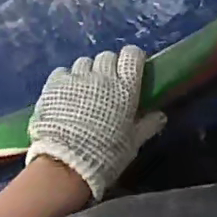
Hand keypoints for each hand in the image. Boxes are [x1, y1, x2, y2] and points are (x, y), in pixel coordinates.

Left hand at [26, 46, 166, 199]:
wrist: (67, 161)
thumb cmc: (106, 154)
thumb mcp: (132, 142)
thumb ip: (147, 125)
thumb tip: (161, 115)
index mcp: (125, 88)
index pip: (132, 56)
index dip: (132, 59)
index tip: (131, 67)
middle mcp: (101, 76)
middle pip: (107, 57)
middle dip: (108, 66)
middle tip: (107, 85)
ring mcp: (76, 78)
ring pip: (84, 62)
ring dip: (87, 72)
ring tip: (84, 90)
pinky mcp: (55, 83)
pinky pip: (63, 72)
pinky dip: (66, 79)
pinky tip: (65, 94)